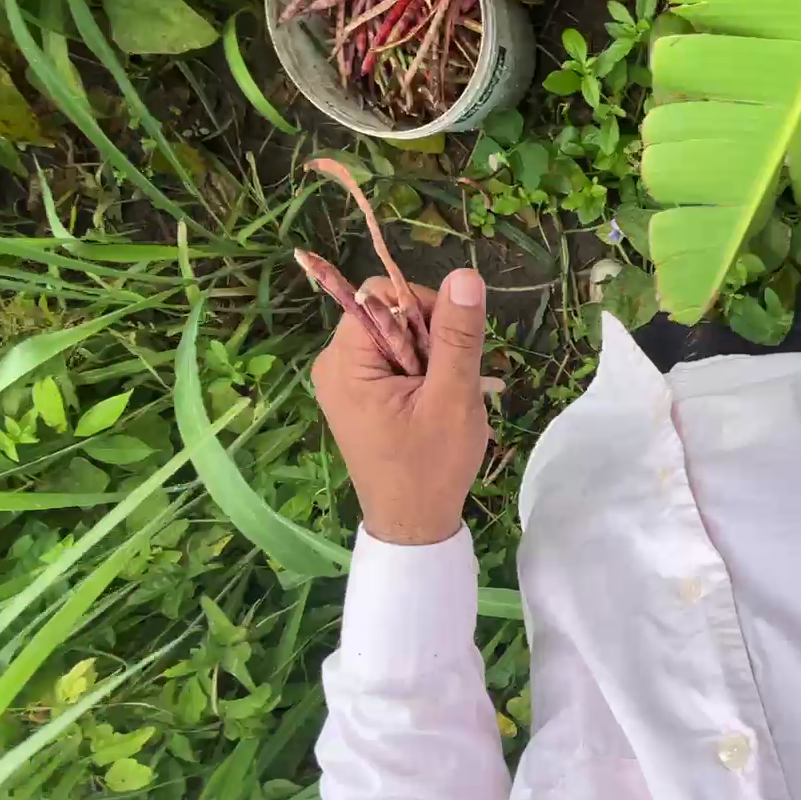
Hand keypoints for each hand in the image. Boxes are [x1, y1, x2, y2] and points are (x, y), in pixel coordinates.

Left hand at [313, 269, 490, 545]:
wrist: (414, 524)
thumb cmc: (431, 465)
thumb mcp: (453, 397)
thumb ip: (458, 335)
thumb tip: (466, 275)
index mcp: (345, 361)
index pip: (383, 296)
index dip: (426, 306)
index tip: (456, 344)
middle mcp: (334, 364)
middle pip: (389, 314)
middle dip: (432, 336)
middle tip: (455, 378)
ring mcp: (345, 382)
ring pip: (396, 337)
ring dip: (433, 356)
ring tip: (449, 394)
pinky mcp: (359, 397)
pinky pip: (393, 361)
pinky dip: (423, 372)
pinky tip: (439, 400)